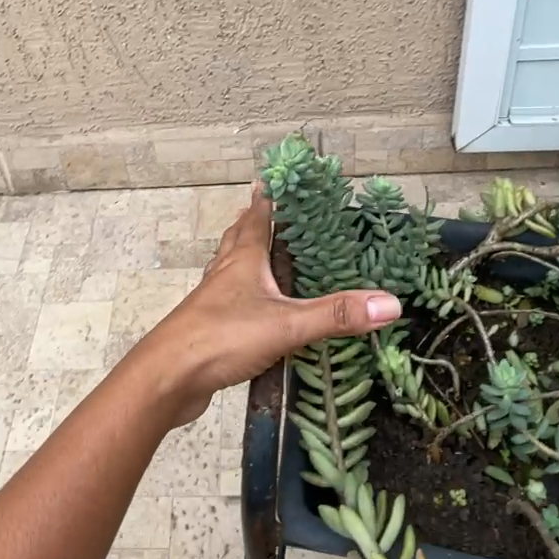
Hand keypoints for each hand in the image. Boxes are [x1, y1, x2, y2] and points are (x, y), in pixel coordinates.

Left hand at [124, 183, 402, 426]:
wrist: (168, 378)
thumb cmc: (222, 338)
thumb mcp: (287, 325)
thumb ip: (335, 315)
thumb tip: (391, 303)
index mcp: (244, 260)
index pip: (257, 219)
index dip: (267, 200)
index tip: (273, 180)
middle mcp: (226, 273)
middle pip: (239, 238)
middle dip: (253, 223)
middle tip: (268, 211)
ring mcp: (213, 301)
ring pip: (230, 269)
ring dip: (244, 256)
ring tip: (260, 253)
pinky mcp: (208, 329)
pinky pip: (228, 302)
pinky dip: (242, 295)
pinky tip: (251, 308)